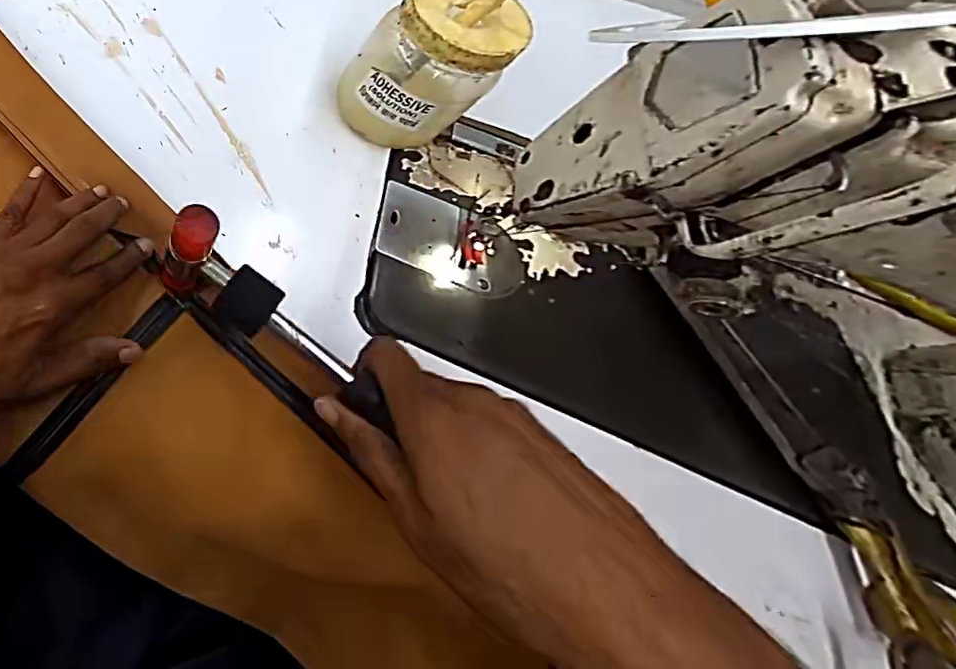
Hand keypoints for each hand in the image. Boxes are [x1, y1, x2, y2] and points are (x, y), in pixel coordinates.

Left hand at [0, 167, 153, 420]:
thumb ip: (85, 361)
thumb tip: (132, 350)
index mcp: (54, 305)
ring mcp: (9, 254)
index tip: (145, 245)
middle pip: (82, 234)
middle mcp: (37, 271)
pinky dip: (26, 192)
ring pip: (53, 217)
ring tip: (98, 190)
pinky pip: (10, 212)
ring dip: (78, 201)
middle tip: (123, 204)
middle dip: (107, 216)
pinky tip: (38, 175)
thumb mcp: (36, 380)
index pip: (103, 275)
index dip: (127, 259)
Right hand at [317, 338, 793, 668]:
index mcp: (431, 413)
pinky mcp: (547, 436)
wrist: (619, 603)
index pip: (383, 352)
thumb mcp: (415, 518)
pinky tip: (495, 504)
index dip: (364, 370)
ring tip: (455, 497)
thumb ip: (369, 450)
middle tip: (404, 466)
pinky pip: (497, 425)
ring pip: (458, 405)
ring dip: (445, 435)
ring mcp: (515, 416)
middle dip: (404, 415)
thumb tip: (336, 413)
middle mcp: (474, 401)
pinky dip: (484, 449)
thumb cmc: (518, 571)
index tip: (361, 400)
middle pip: (419, 383)